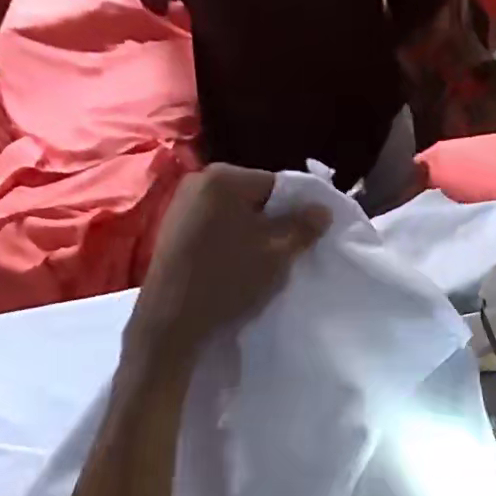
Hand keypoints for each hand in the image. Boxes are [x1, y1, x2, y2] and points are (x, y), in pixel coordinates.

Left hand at [128, 164, 329, 363]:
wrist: (172, 319)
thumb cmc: (228, 279)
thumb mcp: (276, 255)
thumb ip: (302, 227)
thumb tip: (322, 209)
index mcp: (224, 177)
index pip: (276, 184)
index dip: (296, 211)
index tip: (303, 239)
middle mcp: (198, 179)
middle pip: (253, 198)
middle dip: (272, 223)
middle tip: (284, 255)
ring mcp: (181, 204)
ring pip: (233, 215)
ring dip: (250, 235)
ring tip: (259, 265)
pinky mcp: (172, 229)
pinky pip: (214, 227)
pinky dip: (229, 243)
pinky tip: (233, 268)